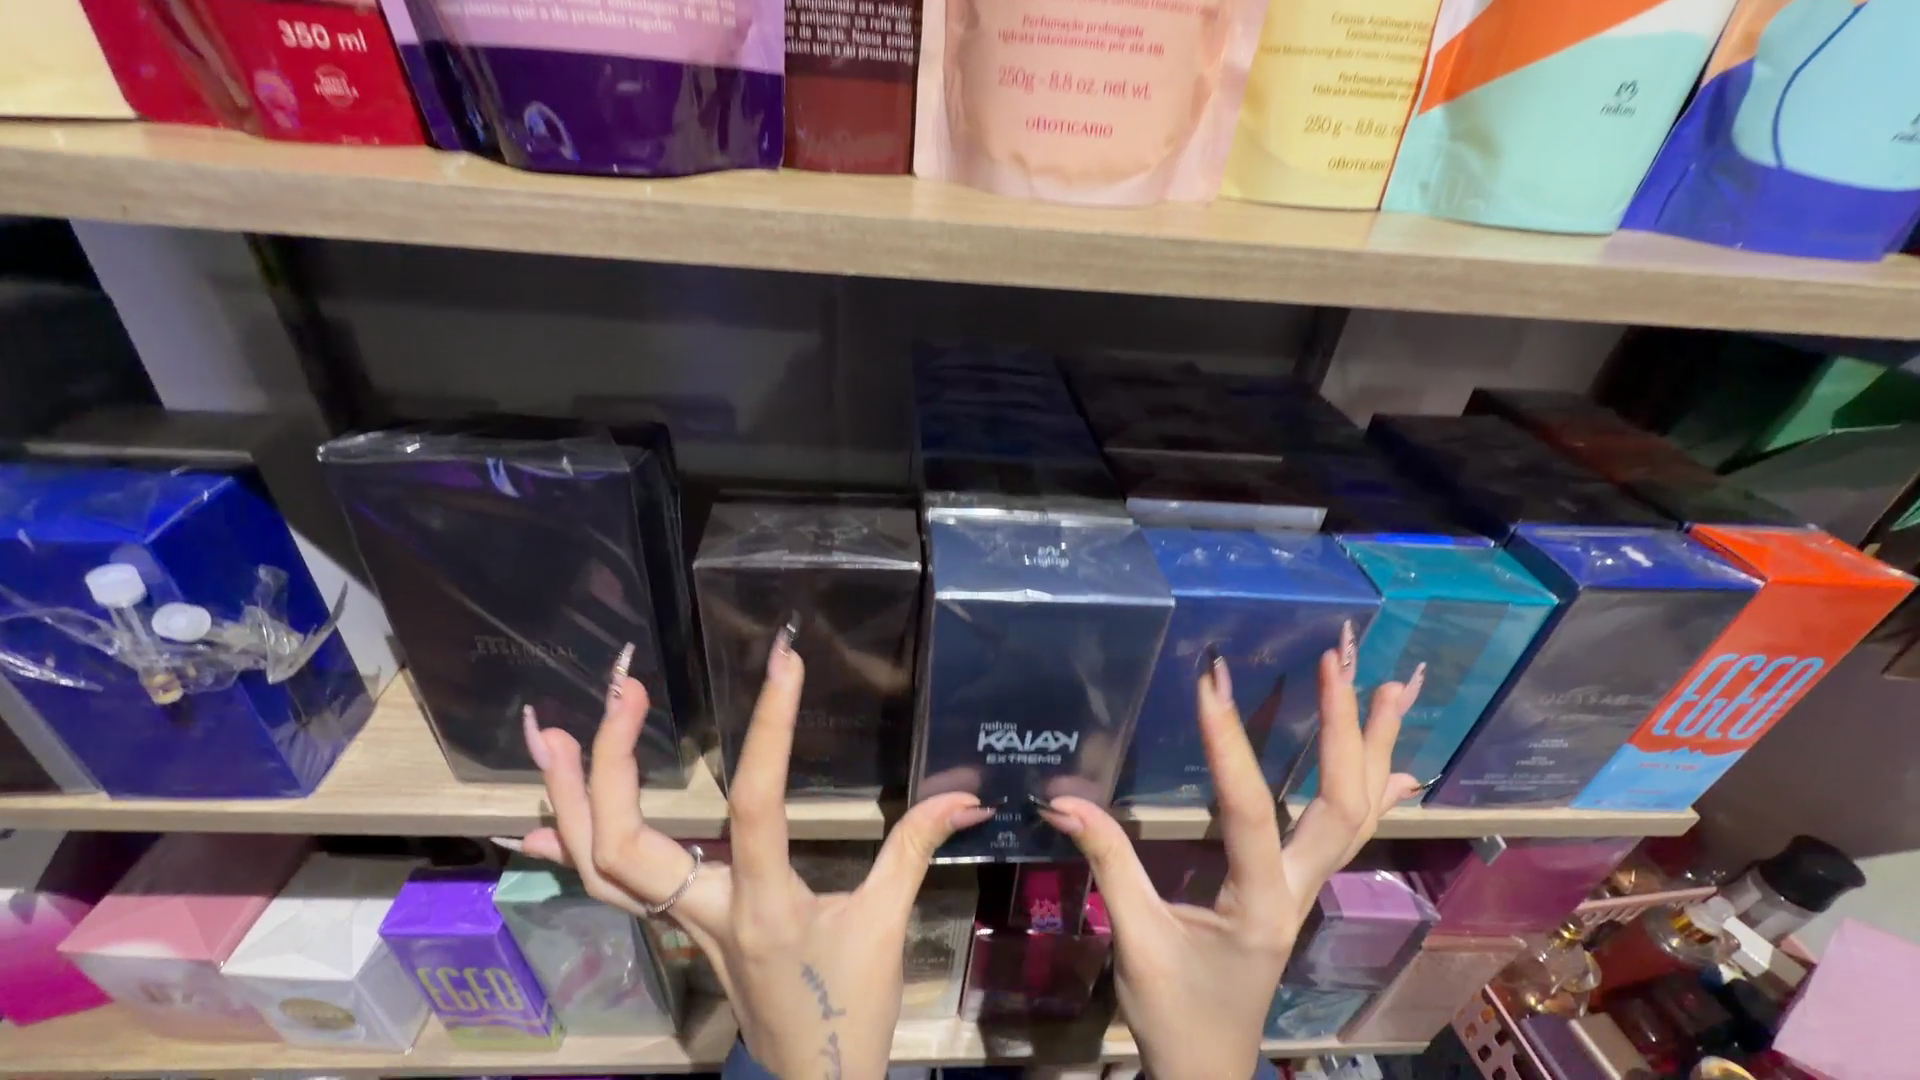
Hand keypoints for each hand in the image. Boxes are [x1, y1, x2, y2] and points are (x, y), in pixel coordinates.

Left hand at [514, 636, 994, 1077]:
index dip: (771, 729)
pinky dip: (564, 847)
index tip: (786, 662)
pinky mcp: (671, 928)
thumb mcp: (889, 924)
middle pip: (624, 842)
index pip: (755, 805)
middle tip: (625, 688)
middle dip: (612, 761)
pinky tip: (537, 815)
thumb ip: (917, 848)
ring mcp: (675, 925)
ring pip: (595, 865)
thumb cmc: (851, 1007)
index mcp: (764, 906)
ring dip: (566, 796)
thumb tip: (969, 795)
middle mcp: (703, 912)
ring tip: (550, 728)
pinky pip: (603, 887)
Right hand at [1038, 629, 1423, 1079]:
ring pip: (1359, 811)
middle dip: (1342, 727)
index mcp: (1257, 902)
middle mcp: (1297, 888)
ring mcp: (1307, 888)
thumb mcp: (1136, 939)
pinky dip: (1378, 790)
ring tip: (1394, 685)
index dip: (1228, 744)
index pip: (1248, 810)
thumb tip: (1063, 800)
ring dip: (1376, 745)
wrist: (1210, 1069)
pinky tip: (1400, 764)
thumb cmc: (1173, 1011)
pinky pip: (1351, 831)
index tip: (1213, 680)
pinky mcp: (1299, 888)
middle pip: (1342, 803)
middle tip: (1339, 660)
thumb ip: (1108, 863)